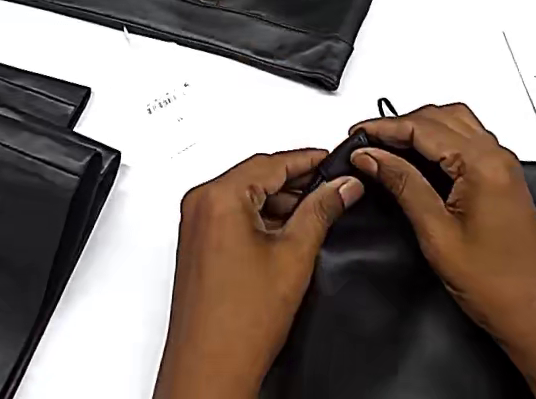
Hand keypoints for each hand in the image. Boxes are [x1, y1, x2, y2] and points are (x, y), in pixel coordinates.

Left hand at [154, 151, 363, 398]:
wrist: (209, 375)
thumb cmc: (237, 327)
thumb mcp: (294, 256)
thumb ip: (321, 211)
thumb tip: (341, 187)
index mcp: (218, 197)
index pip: (271, 163)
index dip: (308, 160)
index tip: (331, 160)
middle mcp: (201, 203)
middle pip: (257, 175)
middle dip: (296, 182)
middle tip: (330, 185)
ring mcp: (195, 223)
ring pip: (246, 194)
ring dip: (280, 200)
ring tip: (316, 209)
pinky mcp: (197, 241)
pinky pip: (234, 213)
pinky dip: (262, 216)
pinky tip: (288, 229)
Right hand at [352, 105, 535, 398]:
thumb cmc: (500, 288)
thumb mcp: (437, 234)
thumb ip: (403, 185)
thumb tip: (373, 155)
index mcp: (483, 164)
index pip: (422, 126)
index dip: (384, 128)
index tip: (358, 136)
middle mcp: (497, 157)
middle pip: (438, 115)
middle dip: (399, 123)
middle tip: (368, 141)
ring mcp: (502, 166)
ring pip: (453, 121)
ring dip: (419, 126)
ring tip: (388, 146)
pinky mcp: (502, 178)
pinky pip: (466, 139)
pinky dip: (438, 138)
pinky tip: (418, 157)